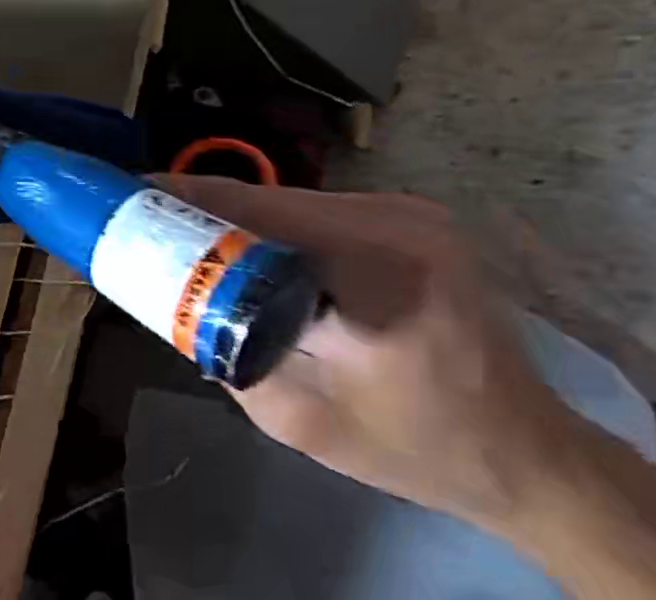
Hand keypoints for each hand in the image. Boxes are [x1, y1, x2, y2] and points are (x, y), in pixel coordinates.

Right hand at [158, 175, 581, 529]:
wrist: (532, 458)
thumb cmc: (413, 445)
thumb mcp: (294, 412)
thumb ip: (219, 343)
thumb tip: (163, 293)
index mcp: (380, 266)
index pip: (252, 207)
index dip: (180, 198)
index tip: (123, 201)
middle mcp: (398, 220)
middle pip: (262, 198)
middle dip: (196, 211)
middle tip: (143, 229)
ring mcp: (409, 214)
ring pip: (283, 200)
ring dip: (230, 220)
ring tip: (180, 242)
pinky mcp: (407, 221)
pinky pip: (310, 212)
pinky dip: (265, 228)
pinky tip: (242, 254)